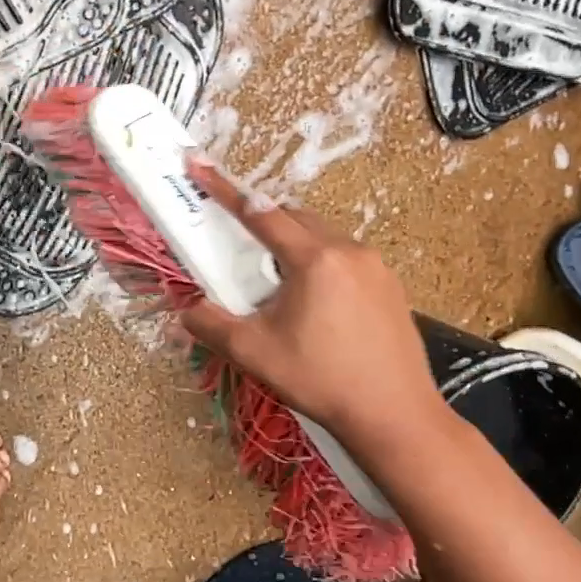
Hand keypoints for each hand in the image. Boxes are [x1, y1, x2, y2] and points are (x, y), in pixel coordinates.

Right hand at [180, 162, 445, 442]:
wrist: (396, 417)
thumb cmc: (321, 379)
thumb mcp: (252, 352)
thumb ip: (209, 323)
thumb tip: (184, 311)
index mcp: (314, 260)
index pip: (260, 213)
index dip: (224, 188)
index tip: (198, 164)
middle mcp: (349, 252)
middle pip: (294, 217)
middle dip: (260, 219)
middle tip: (234, 240)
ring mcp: (376, 268)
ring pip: (320, 235)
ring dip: (290, 242)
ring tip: (269, 277)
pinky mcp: (390, 288)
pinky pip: (342, 257)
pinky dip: (315, 261)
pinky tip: (306, 297)